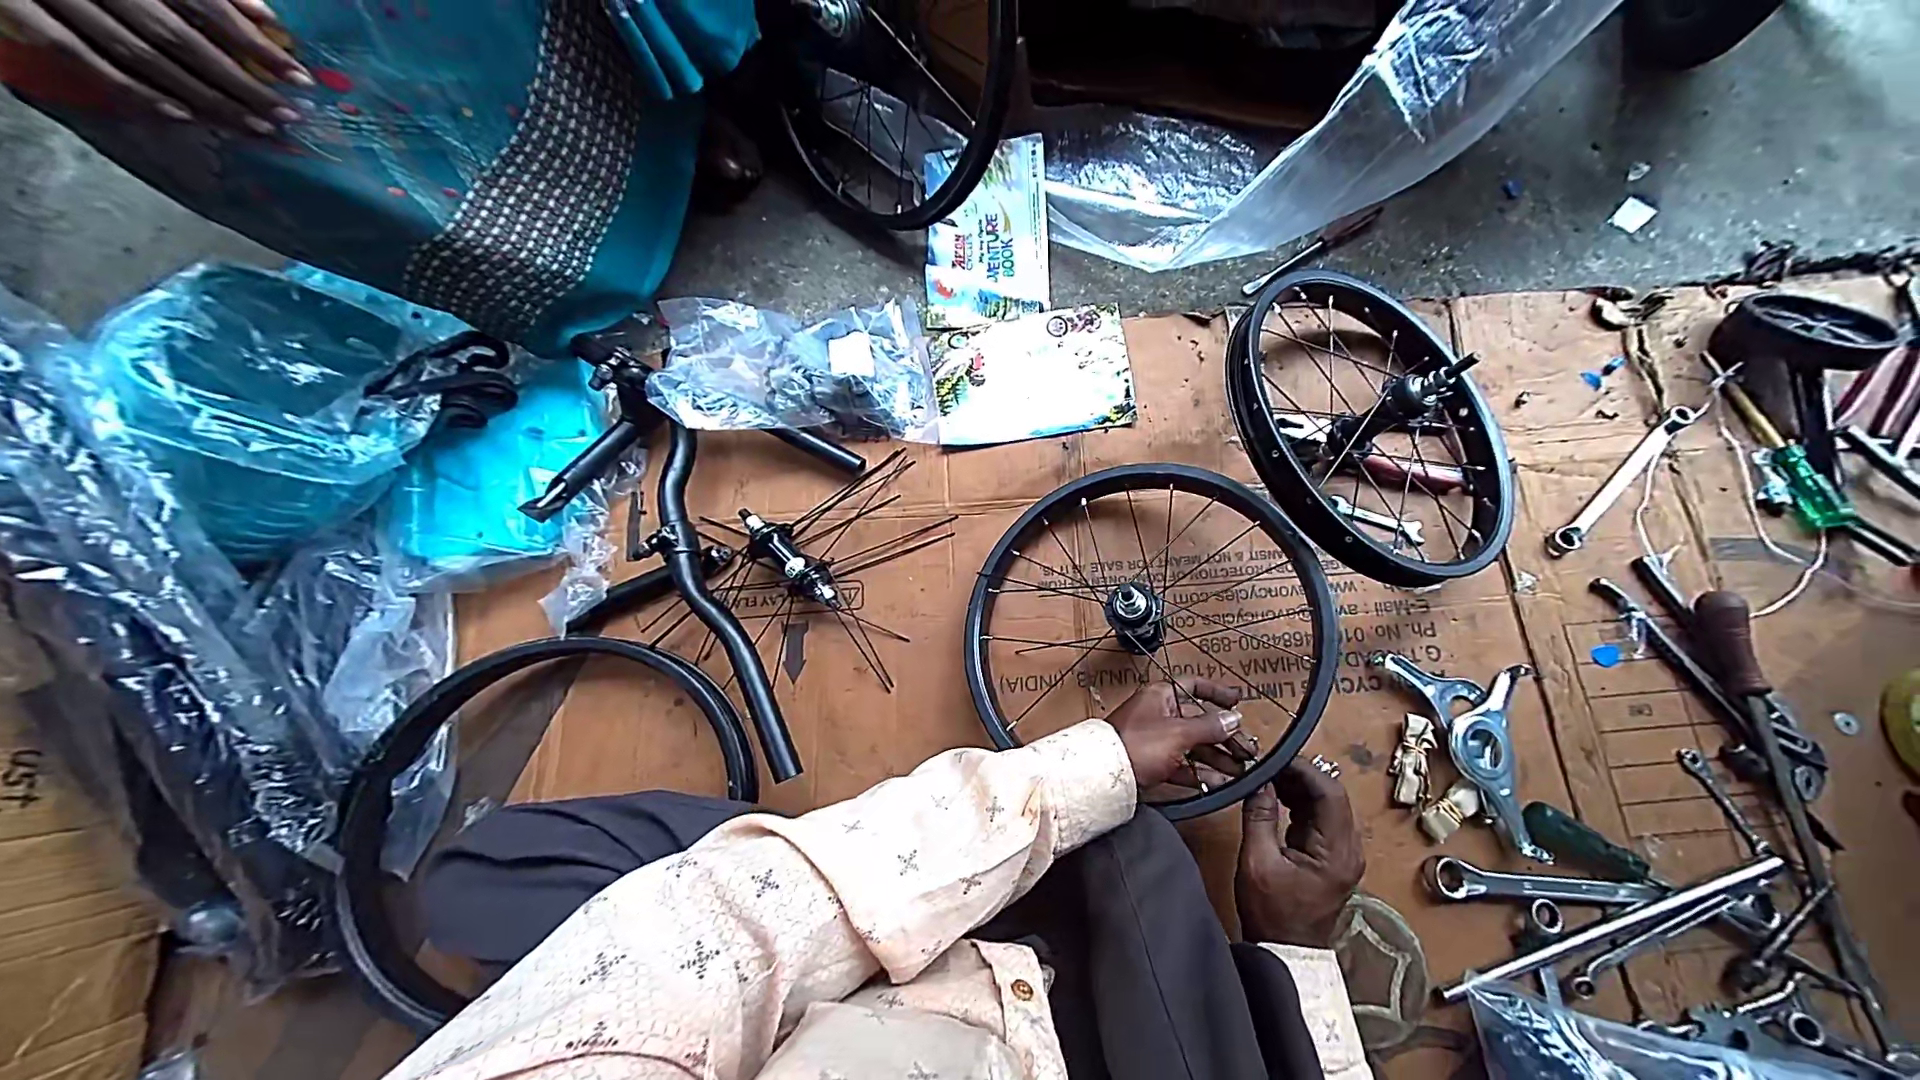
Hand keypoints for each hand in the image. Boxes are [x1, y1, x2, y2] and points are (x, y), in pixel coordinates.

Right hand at [0, 0, 310, 132]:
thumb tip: (267, 16)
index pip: (205, 4)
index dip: (256, 44)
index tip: (302, 79)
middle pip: (178, 39)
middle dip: (240, 84)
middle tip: (288, 116)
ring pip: (139, 55)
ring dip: (204, 98)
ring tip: (257, 128)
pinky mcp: (11, 5)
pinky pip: (75, 55)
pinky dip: (132, 89)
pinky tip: (183, 117)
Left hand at [1105, 678, 1246, 789]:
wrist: (1106, 775)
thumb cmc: (1135, 745)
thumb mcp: (1179, 732)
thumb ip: (1209, 726)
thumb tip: (1233, 718)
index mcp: (1160, 696)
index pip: (1193, 686)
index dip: (1216, 692)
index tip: (1237, 701)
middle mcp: (1158, 714)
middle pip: (1198, 720)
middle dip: (1225, 736)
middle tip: (1247, 751)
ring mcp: (1155, 739)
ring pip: (1193, 745)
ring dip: (1217, 758)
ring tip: (1240, 771)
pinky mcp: (1153, 762)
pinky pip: (1183, 765)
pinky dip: (1200, 773)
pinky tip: (1219, 783)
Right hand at [1236, 760, 1364, 947]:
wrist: (1286, 950)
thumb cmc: (1272, 913)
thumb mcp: (1258, 861)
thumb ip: (1259, 816)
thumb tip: (1258, 781)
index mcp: (1338, 852)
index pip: (1330, 793)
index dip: (1302, 770)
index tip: (1273, 759)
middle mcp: (1349, 850)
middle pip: (1331, 795)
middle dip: (1299, 775)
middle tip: (1266, 765)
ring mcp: (1342, 853)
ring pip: (1325, 803)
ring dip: (1298, 786)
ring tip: (1267, 776)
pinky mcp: (1331, 855)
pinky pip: (1318, 816)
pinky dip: (1298, 801)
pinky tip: (1275, 795)